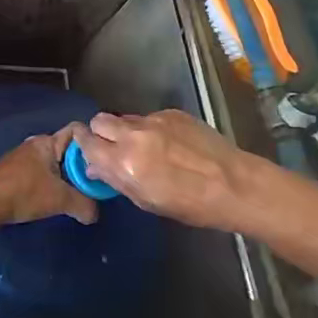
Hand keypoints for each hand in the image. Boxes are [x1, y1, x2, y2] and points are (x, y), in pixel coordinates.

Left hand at [0, 126, 99, 226]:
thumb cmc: (24, 192)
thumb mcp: (60, 200)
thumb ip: (84, 205)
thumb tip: (94, 215)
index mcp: (48, 142)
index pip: (78, 131)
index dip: (93, 143)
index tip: (104, 163)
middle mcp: (36, 145)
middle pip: (67, 150)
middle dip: (81, 166)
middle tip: (93, 184)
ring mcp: (22, 158)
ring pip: (54, 163)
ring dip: (65, 177)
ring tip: (76, 194)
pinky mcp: (13, 172)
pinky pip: (41, 173)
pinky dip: (50, 184)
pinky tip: (53, 200)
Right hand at [66, 110, 255, 231]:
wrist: (234, 184)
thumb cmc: (189, 204)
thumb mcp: (146, 201)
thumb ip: (116, 180)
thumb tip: (95, 167)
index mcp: (123, 162)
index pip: (87, 142)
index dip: (83, 144)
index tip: (86, 149)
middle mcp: (134, 135)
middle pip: (100, 121)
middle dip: (101, 132)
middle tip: (113, 148)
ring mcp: (154, 120)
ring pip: (126, 118)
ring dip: (127, 131)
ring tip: (146, 148)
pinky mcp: (173, 113)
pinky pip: (150, 117)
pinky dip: (152, 129)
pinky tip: (171, 144)